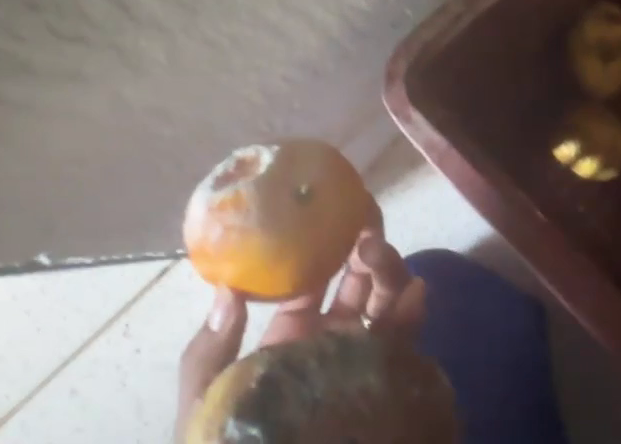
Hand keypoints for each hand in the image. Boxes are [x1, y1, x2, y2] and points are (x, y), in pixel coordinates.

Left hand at [175, 224, 426, 440]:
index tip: (328, 216)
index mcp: (288, 341)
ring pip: (384, 304)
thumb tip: (227, 289)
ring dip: (387, 271)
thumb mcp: (205, 405)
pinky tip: (415, 292)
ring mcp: (360, 360)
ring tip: (377, 251)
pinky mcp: (386, 380)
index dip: (320, 249)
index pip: (310, 283)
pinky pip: (403, 342)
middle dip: (363, 251)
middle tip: (364, 228)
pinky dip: (412, 314)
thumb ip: (210, 354)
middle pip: (356, 285)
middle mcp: (330, 343)